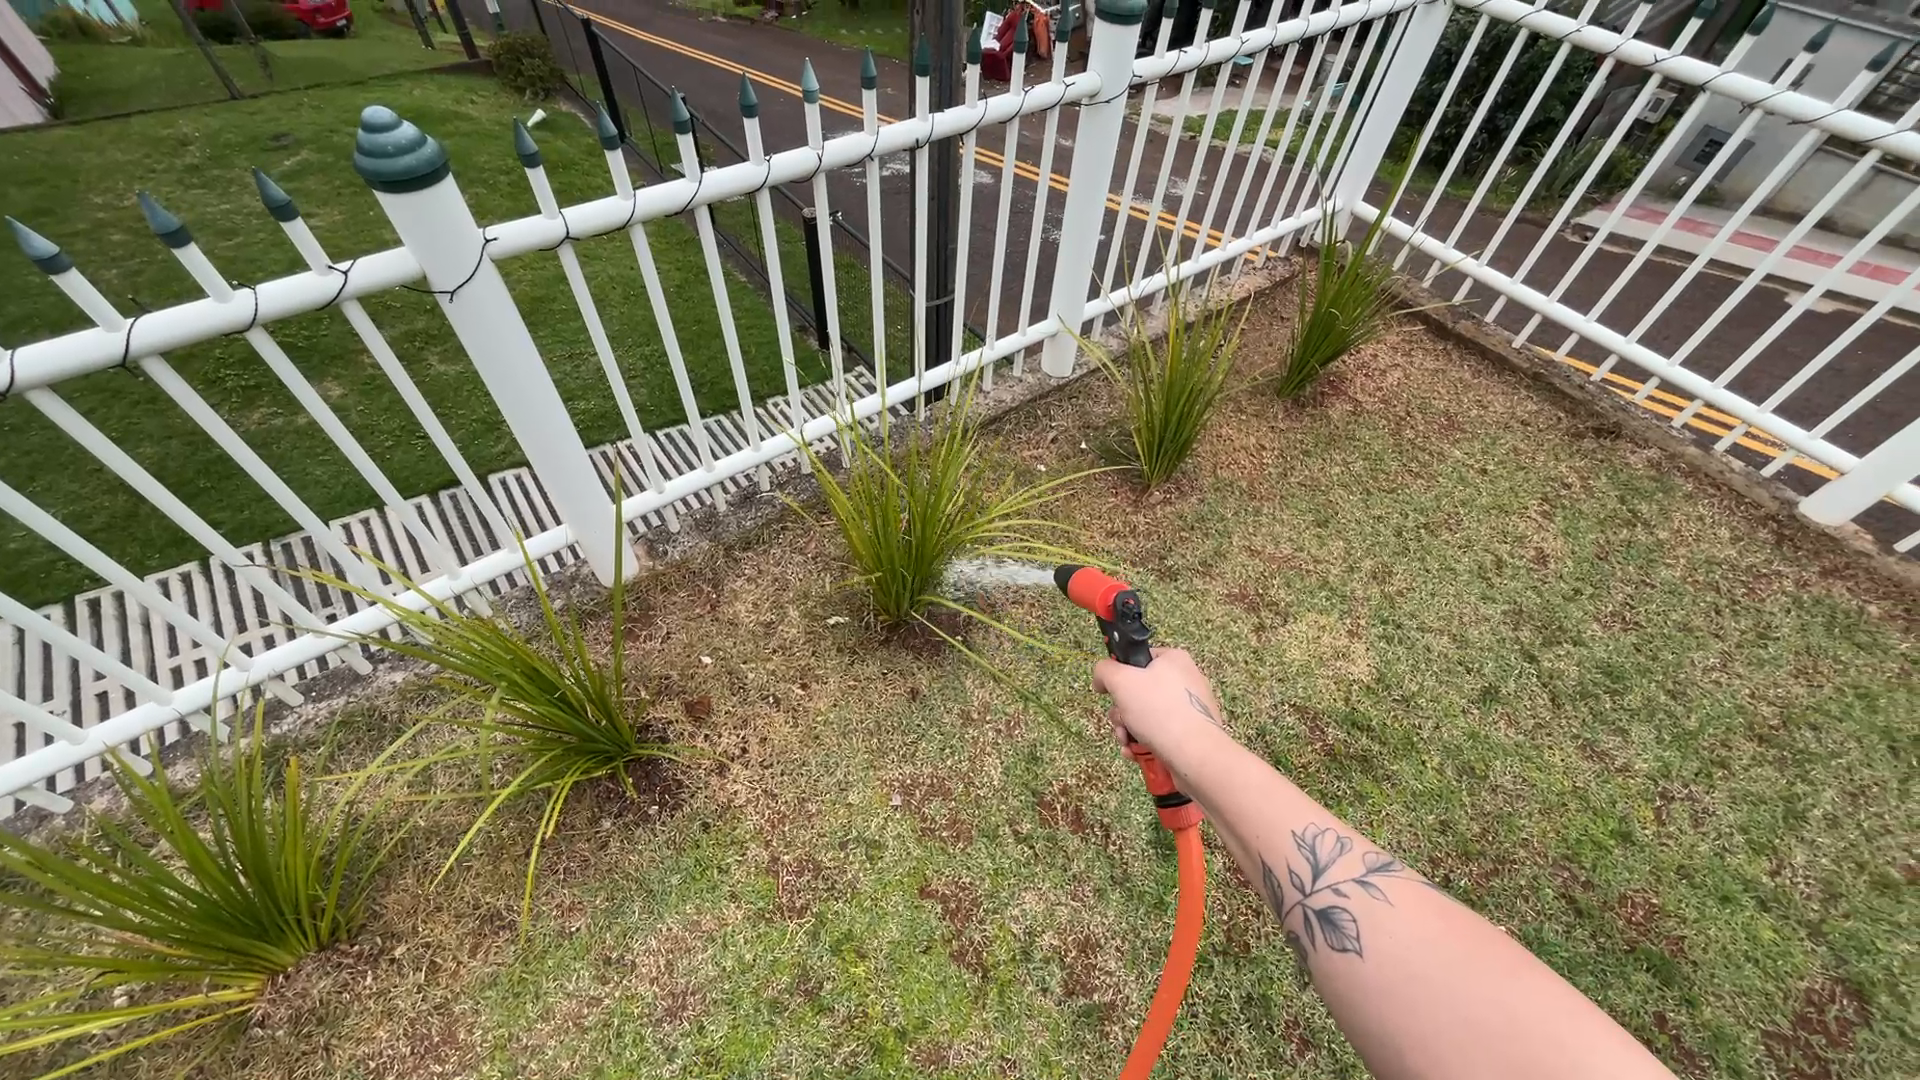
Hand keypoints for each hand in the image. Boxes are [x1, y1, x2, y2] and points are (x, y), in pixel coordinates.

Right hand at [1091, 648, 1224, 756]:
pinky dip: (1143, 743)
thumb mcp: (1120, 680)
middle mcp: (1186, 680)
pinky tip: (1136, 752)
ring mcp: (1190, 709)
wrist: (1194, 755)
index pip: (1138, 660)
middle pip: (1138, 691)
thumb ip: (1104, 670)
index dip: (1119, 675)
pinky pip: (1159, 733)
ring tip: (1127, 741)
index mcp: (1174, 659)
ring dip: (1128, 729)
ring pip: (1146, 715)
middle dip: (1121, 711)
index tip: (1111, 691)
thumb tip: (1101, 678)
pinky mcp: (1191, 733)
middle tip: (1121, 720)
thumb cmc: (1160, 712)